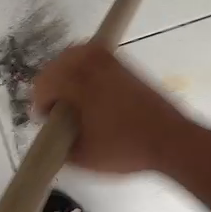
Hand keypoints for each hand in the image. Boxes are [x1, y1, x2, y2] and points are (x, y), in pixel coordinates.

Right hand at [31, 41, 195, 174]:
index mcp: (77, 84)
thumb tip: (52, 138)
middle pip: (56, 64)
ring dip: (65, 72)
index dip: (39, 102)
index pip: (44, 83)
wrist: (170, 139)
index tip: (44, 118)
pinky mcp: (123, 64)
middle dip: (50, 84)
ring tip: (68, 95)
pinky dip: (83, 65)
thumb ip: (61, 147)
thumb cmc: (126, 148)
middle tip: (54, 107)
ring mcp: (109, 61)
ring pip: (74, 54)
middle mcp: (91, 65)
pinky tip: (88, 88)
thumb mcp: (86, 157)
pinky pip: (93, 54)